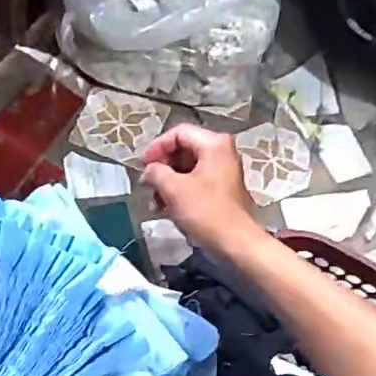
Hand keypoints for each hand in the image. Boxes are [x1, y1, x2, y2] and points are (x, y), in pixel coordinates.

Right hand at [137, 124, 267, 250]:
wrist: (233, 241)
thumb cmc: (204, 212)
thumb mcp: (173, 189)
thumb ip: (156, 173)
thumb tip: (148, 171)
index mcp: (213, 145)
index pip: (179, 133)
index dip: (157, 147)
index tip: (142, 165)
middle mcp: (220, 152)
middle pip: (182, 149)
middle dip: (161, 166)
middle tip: (147, 183)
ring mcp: (221, 171)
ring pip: (186, 167)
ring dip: (166, 181)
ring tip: (155, 201)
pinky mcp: (219, 188)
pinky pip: (193, 181)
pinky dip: (177, 190)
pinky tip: (165, 207)